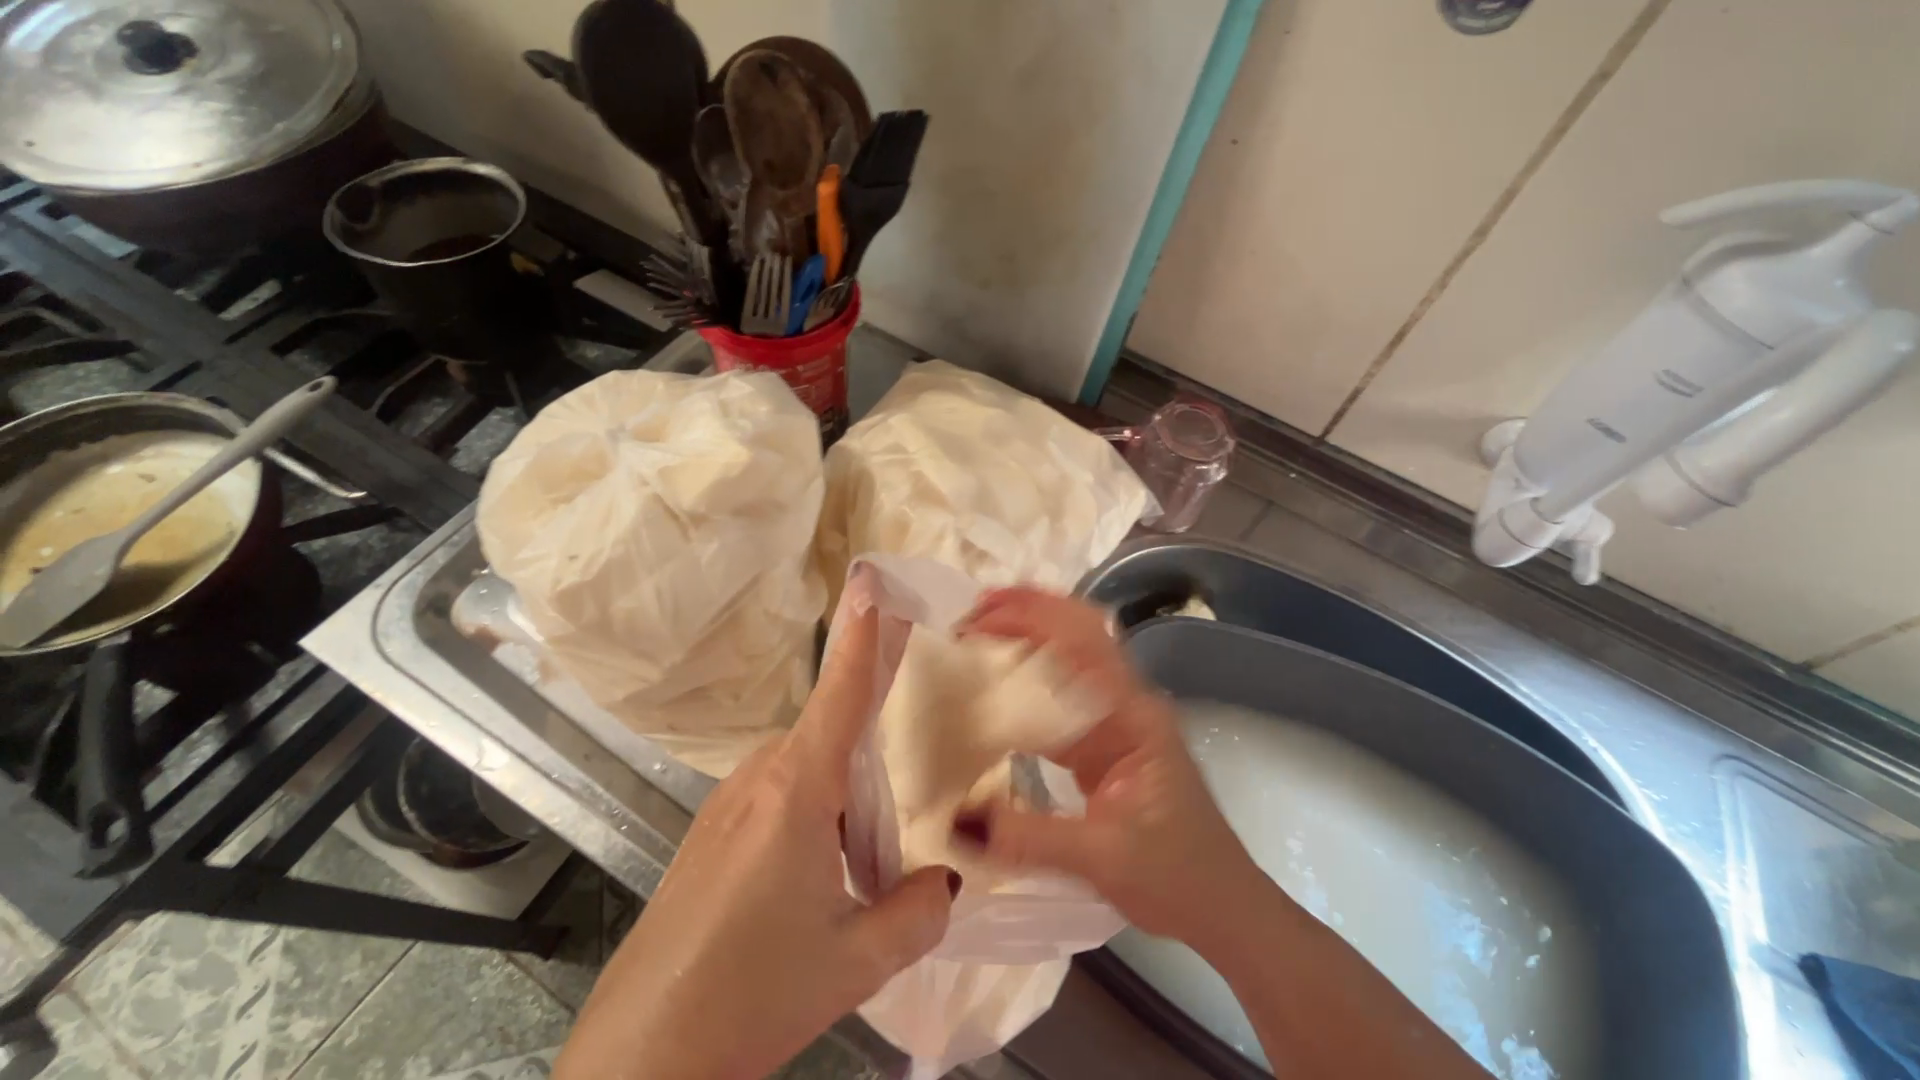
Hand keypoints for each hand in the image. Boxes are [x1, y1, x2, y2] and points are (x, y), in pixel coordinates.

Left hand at [556, 605, 958, 1079]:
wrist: (643, 1055)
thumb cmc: (753, 994)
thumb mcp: (857, 960)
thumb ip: (919, 911)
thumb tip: (947, 877)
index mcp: (797, 792)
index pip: (842, 693)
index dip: (866, 635)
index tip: (877, 578)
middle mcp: (757, 782)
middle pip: (831, 740)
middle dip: (872, 771)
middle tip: (898, 835)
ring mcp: (724, 807)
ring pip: (805, 773)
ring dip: (842, 804)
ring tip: (857, 879)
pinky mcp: (707, 836)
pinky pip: (775, 799)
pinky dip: (811, 821)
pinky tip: (811, 891)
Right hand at [950, 587, 1265, 947]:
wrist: (1221, 906)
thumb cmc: (1177, 876)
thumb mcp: (1102, 858)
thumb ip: (1029, 838)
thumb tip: (954, 819)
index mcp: (1134, 715)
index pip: (1082, 643)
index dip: (1030, 620)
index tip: (975, 622)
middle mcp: (1126, 705)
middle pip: (1076, 636)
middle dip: (1024, 615)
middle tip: (964, 621)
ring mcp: (1115, 725)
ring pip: (1066, 664)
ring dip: (1023, 645)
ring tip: (969, 643)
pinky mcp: (1102, 748)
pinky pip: (1059, 704)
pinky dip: (1025, 689)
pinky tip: (991, 695)